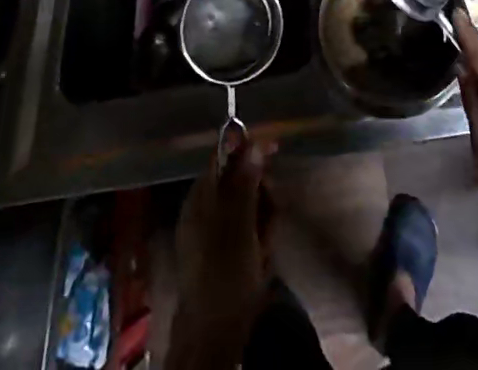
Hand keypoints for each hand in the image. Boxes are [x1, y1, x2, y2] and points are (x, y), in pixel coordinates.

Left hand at [168, 139, 273, 369]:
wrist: (213, 333)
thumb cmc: (225, 275)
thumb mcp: (240, 227)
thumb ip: (245, 185)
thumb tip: (254, 144)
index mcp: (201, 197)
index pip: (224, 158)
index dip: (248, 149)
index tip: (276, 147)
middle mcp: (203, 208)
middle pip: (240, 181)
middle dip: (261, 193)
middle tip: (273, 210)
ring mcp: (212, 230)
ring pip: (248, 205)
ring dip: (264, 216)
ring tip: (266, 242)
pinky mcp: (223, 250)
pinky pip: (247, 228)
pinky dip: (260, 235)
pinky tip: (264, 252)